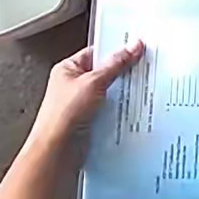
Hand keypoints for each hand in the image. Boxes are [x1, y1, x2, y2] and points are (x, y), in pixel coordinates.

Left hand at [28, 39, 143, 148]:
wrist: (56, 151)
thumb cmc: (62, 115)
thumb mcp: (92, 82)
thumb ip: (114, 64)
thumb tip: (131, 47)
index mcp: (68, 69)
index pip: (96, 52)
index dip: (116, 50)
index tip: (136, 49)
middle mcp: (74, 85)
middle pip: (105, 73)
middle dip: (122, 73)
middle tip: (142, 68)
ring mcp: (82, 104)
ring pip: (109, 93)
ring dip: (123, 93)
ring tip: (140, 89)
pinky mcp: (90, 121)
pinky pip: (110, 110)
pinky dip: (120, 110)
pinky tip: (132, 109)